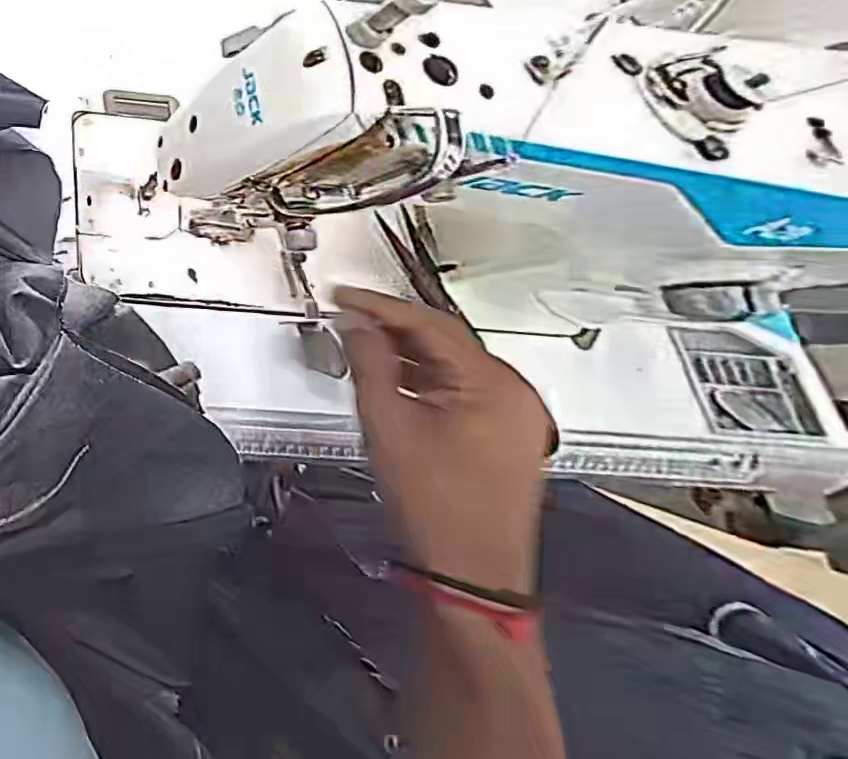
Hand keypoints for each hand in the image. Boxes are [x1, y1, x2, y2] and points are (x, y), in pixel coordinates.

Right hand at [336, 287, 553, 593]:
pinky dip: (420, 372)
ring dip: (404, 348)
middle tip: (347, 312)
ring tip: (360, 339)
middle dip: (391, 323)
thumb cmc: (434, 499)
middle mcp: (514, 393)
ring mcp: (514, 413)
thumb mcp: (385, 418)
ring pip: (449, 361)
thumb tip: (356, 323)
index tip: (343, 295)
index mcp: (493, 384)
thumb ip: (368, 360)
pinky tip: (389, 373)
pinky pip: (457, 384)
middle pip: (443, 338)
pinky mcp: (504, 429)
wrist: (468, 562)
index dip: (377, 306)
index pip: (427, 324)